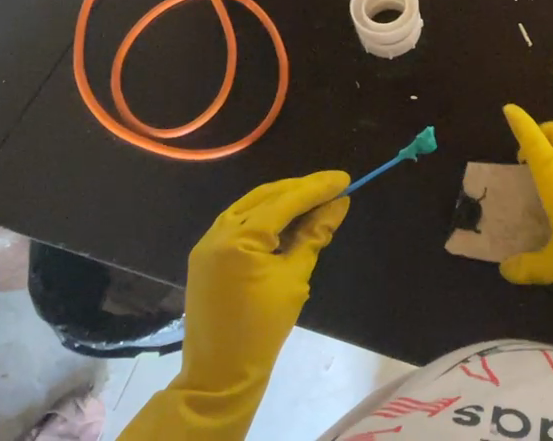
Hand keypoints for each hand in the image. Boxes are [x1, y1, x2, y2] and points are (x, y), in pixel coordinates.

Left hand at [122, 172, 347, 440]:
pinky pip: (239, 222)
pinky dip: (266, 216)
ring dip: (284, 200)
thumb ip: (315, 235)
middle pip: (267, 196)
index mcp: (239, 238)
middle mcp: (219, 232)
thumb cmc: (262, 328)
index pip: (285, 201)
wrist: (219, 374)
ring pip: (252, 206)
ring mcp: (208, 243)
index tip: (346, 179)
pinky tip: (289, 219)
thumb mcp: (295, 278)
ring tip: (316, 198)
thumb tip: (339, 204)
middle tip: (335, 186)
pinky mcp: (206, 254)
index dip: (318, 187)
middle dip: (302, 189)